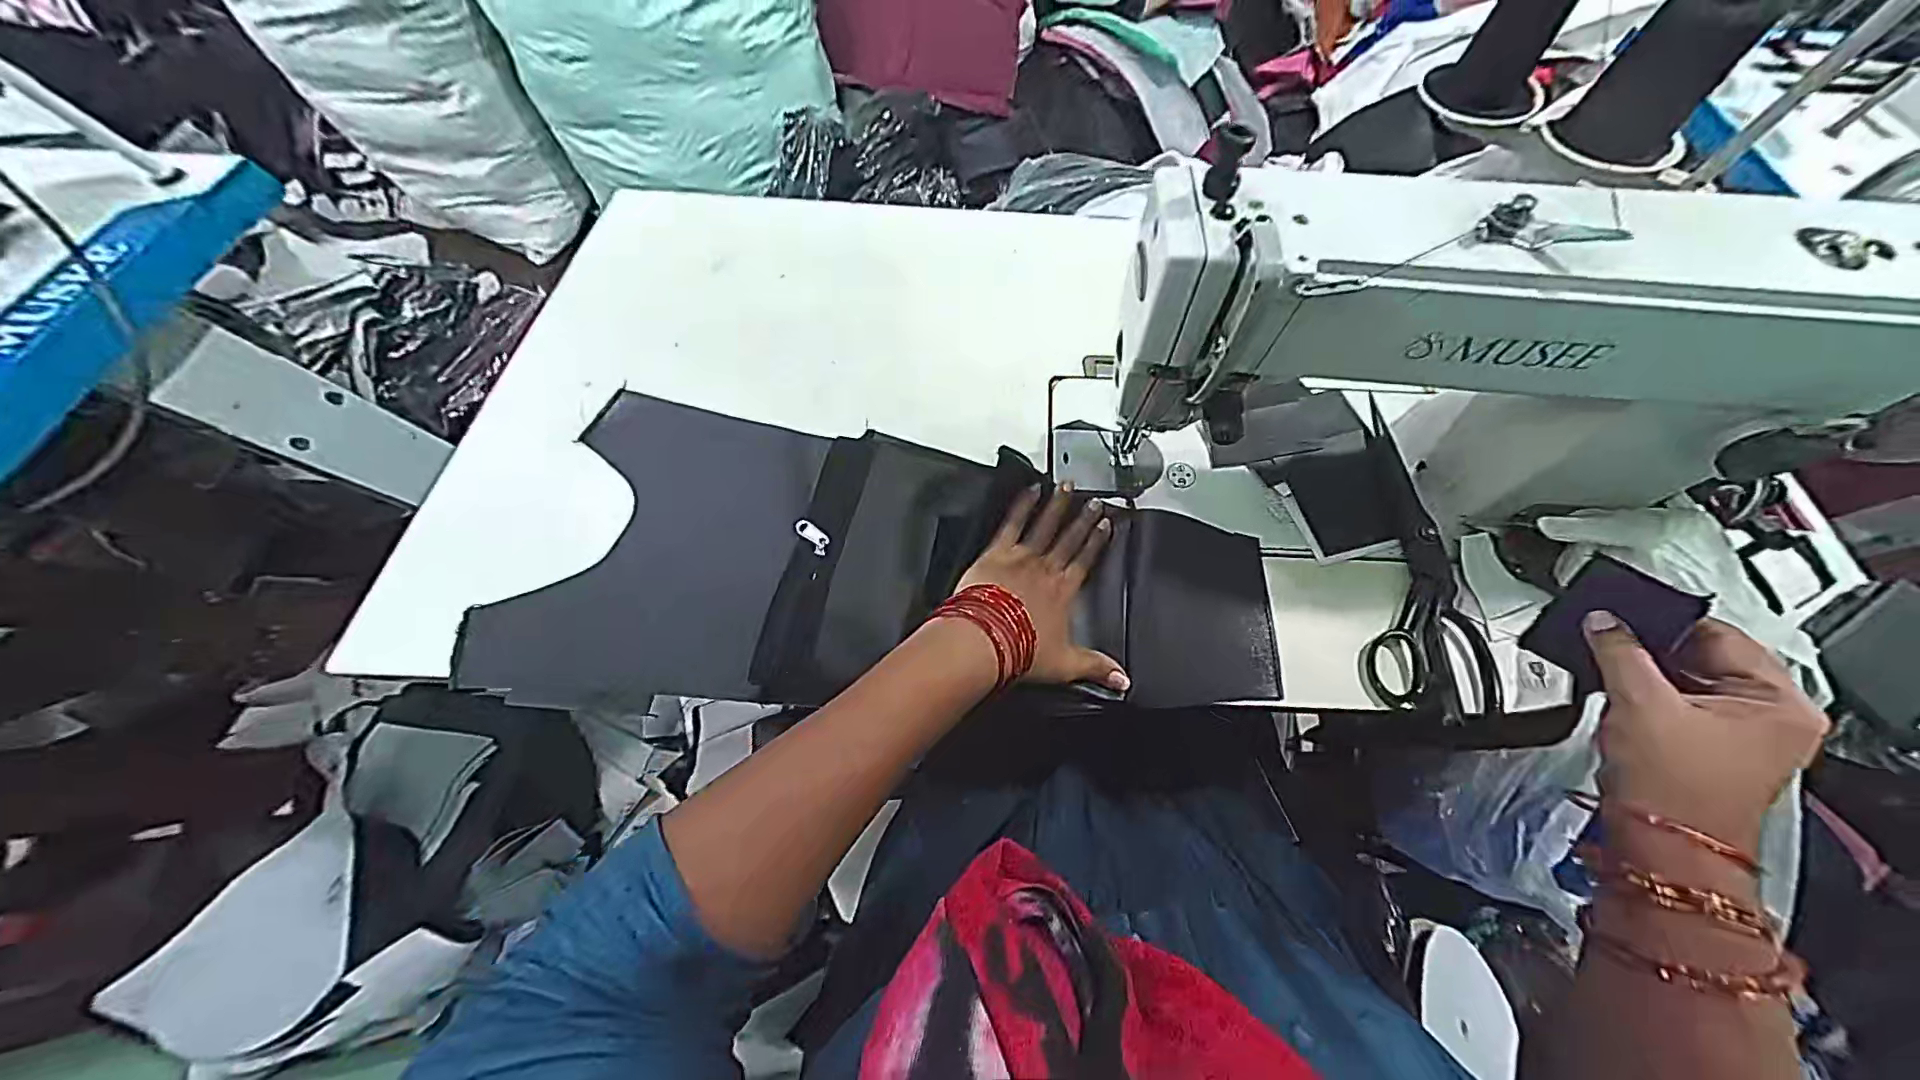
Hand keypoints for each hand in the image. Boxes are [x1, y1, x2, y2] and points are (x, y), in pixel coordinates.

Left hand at [954, 482, 1128, 691]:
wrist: (986, 639)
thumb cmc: (1020, 650)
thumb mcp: (1065, 664)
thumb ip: (1096, 667)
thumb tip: (1122, 680)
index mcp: (1062, 591)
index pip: (1085, 560)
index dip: (1098, 541)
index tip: (1106, 525)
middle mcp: (1045, 569)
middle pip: (1069, 538)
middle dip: (1084, 518)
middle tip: (1094, 500)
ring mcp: (1021, 557)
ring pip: (1044, 525)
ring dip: (1057, 505)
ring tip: (1066, 487)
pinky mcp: (996, 553)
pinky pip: (1011, 523)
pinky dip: (1021, 506)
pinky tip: (1028, 490)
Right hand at [1584, 612, 1827, 847]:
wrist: (1659, 839)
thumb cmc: (1671, 783)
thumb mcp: (1638, 701)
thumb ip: (1619, 651)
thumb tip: (1604, 622)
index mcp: (1781, 704)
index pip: (1721, 635)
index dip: (1666, 624)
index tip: (1622, 617)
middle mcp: (1773, 718)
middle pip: (1705, 658)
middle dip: (1653, 652)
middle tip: (1612, 646)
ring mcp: (1743, 735)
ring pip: (1687, 681)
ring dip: (1647, 675)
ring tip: (1616, 680)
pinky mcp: (1709, 746)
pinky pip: (1678, 703)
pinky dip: (1648, 696)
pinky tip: (1623, 701)